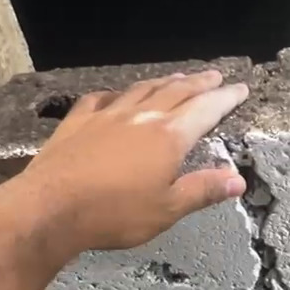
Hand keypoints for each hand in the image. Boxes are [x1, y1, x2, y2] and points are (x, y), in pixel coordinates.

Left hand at [2, 70, 249, 252]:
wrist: (49, 208)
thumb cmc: (114, 213)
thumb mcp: (167, 209)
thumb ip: (203, 190)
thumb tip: (237, 179)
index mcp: (169, 137)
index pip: (206, 109)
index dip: (226, 98)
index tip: (241, 88)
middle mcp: (141, 117)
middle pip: (177, 91)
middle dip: (200, 83)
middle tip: (215, 76)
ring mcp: (107, 115)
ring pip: (142, 89)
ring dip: (164, 82)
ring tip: (178, 77)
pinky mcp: (79, 122)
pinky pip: (102, 99)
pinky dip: (117, 94)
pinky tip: (117, 95)